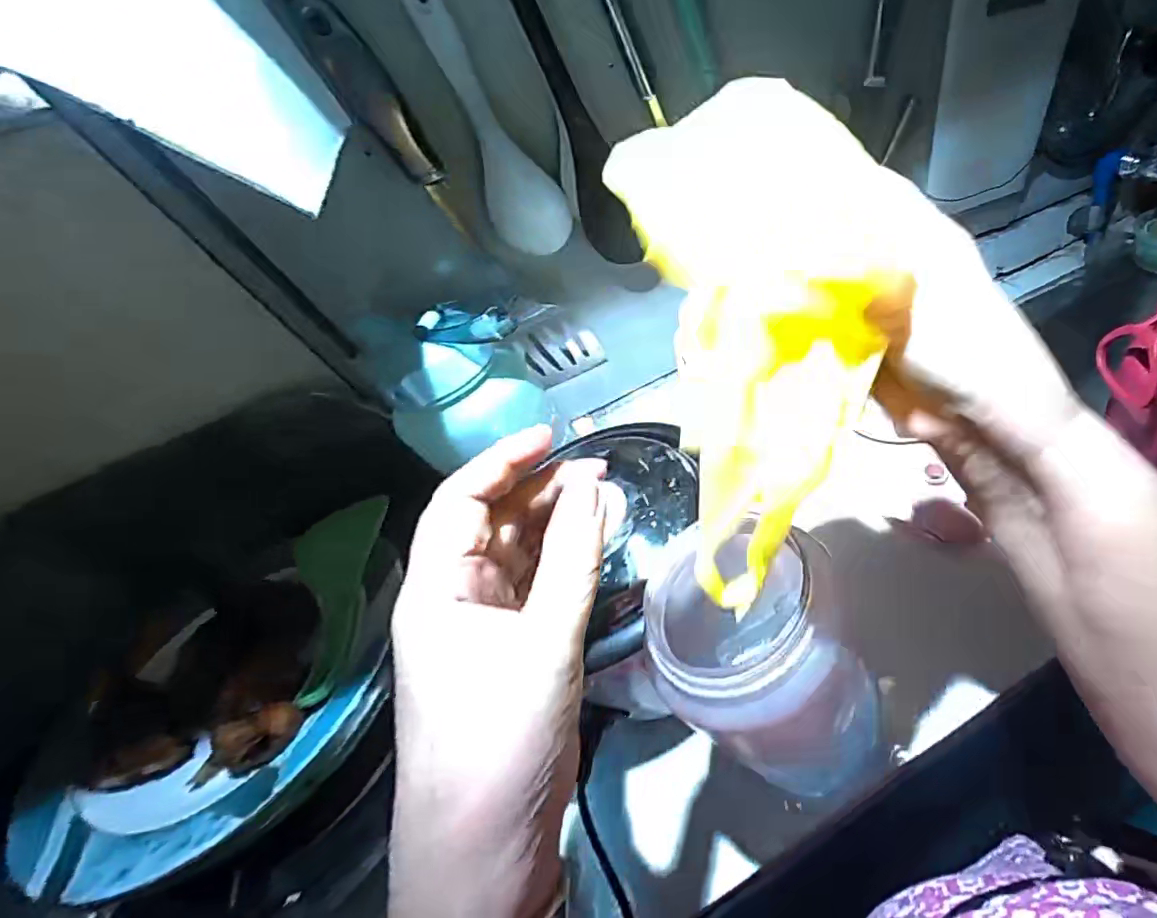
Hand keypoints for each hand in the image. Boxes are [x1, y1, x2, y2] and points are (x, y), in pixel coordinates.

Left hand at [389, 426, 610, 917]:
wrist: (488, 831)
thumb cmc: (501, 730)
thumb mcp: (544, 639)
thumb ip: (574, 559)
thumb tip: (595, 487)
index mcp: (437, 592)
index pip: (458, 504)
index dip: (501, 463)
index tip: (553, 436)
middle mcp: (458, 598)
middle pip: (495, 523)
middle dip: (543, 488)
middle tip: (602, 469)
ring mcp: (492, 621)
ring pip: (525, 550)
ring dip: (563, 520)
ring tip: (609, 496)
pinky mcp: (521, 643)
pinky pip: (546, 581)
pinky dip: (574, 555)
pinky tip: (602, 539)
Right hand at [603, 79, 1086, 530]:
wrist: (993, 429)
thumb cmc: (976, 358)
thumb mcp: (923, 309)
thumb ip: (868, 283)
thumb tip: (808, 259)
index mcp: (926, 240)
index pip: (874, 191)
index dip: (830, 178)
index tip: (774, 168)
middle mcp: (903, 267)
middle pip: (845, 238)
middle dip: (799, 234)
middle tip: (737, 225)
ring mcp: (885, 309)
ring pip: (833, 284)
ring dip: (796, 283)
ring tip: (737, 270)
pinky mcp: (873, 347)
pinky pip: (832, 328)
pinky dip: (805, 326)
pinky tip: (764, 321)